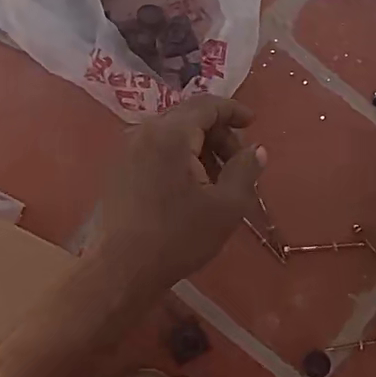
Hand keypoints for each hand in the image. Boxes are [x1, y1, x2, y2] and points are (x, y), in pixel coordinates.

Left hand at [94, 97, 265, 289]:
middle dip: (219, 134)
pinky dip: (180, 158)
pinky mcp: (119, 171)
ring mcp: (127, 152)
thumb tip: (257, 149)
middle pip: (189, 118)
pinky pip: (156, 150)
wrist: (120, 271)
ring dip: (200, 149)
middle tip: (240, 163)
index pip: (206, 105)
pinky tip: (192, 189)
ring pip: (172, 135)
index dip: (233, 110)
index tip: (253, 123)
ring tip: (219, 181)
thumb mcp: (226, 206)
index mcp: (171, 135)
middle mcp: (144, 133)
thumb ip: (245, 170)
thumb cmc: (178, 236)